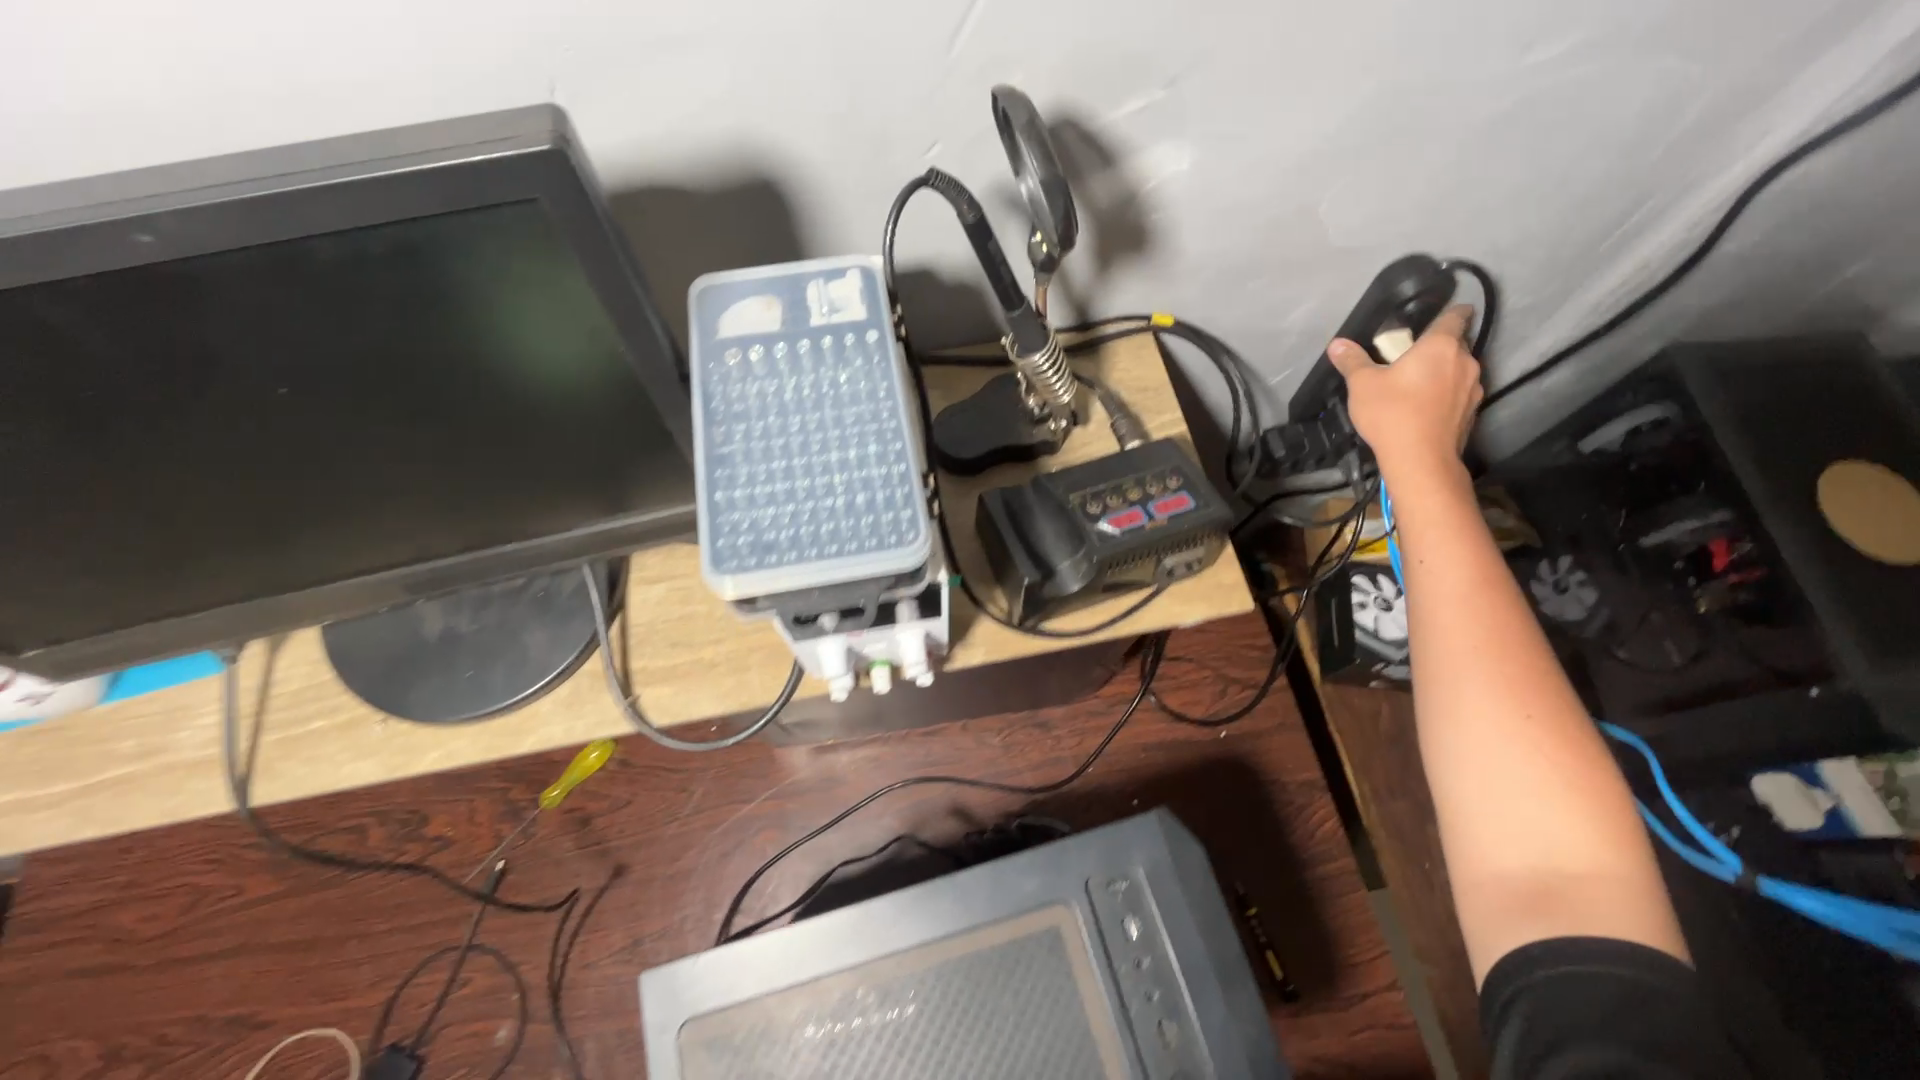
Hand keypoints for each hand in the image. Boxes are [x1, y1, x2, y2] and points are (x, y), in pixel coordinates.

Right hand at [1327, 304, 1482, 475]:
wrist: (1420, 459)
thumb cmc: (1392, 412)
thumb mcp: (1362, 384)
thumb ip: (1352, 361)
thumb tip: (1337, 344)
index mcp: (1441, 345)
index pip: (1456, 316)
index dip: (1452, 311)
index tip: (1442, 314)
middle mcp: (1465, 361)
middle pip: (1457, 344)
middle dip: (1440, 346)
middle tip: (1415, 356)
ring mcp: (1473, 388)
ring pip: (1460, 370)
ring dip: (1444, 372)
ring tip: (1420, 384)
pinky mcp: (1472, 413)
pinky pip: (1460, 394)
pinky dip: (1447, 394)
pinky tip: (1428, 408)